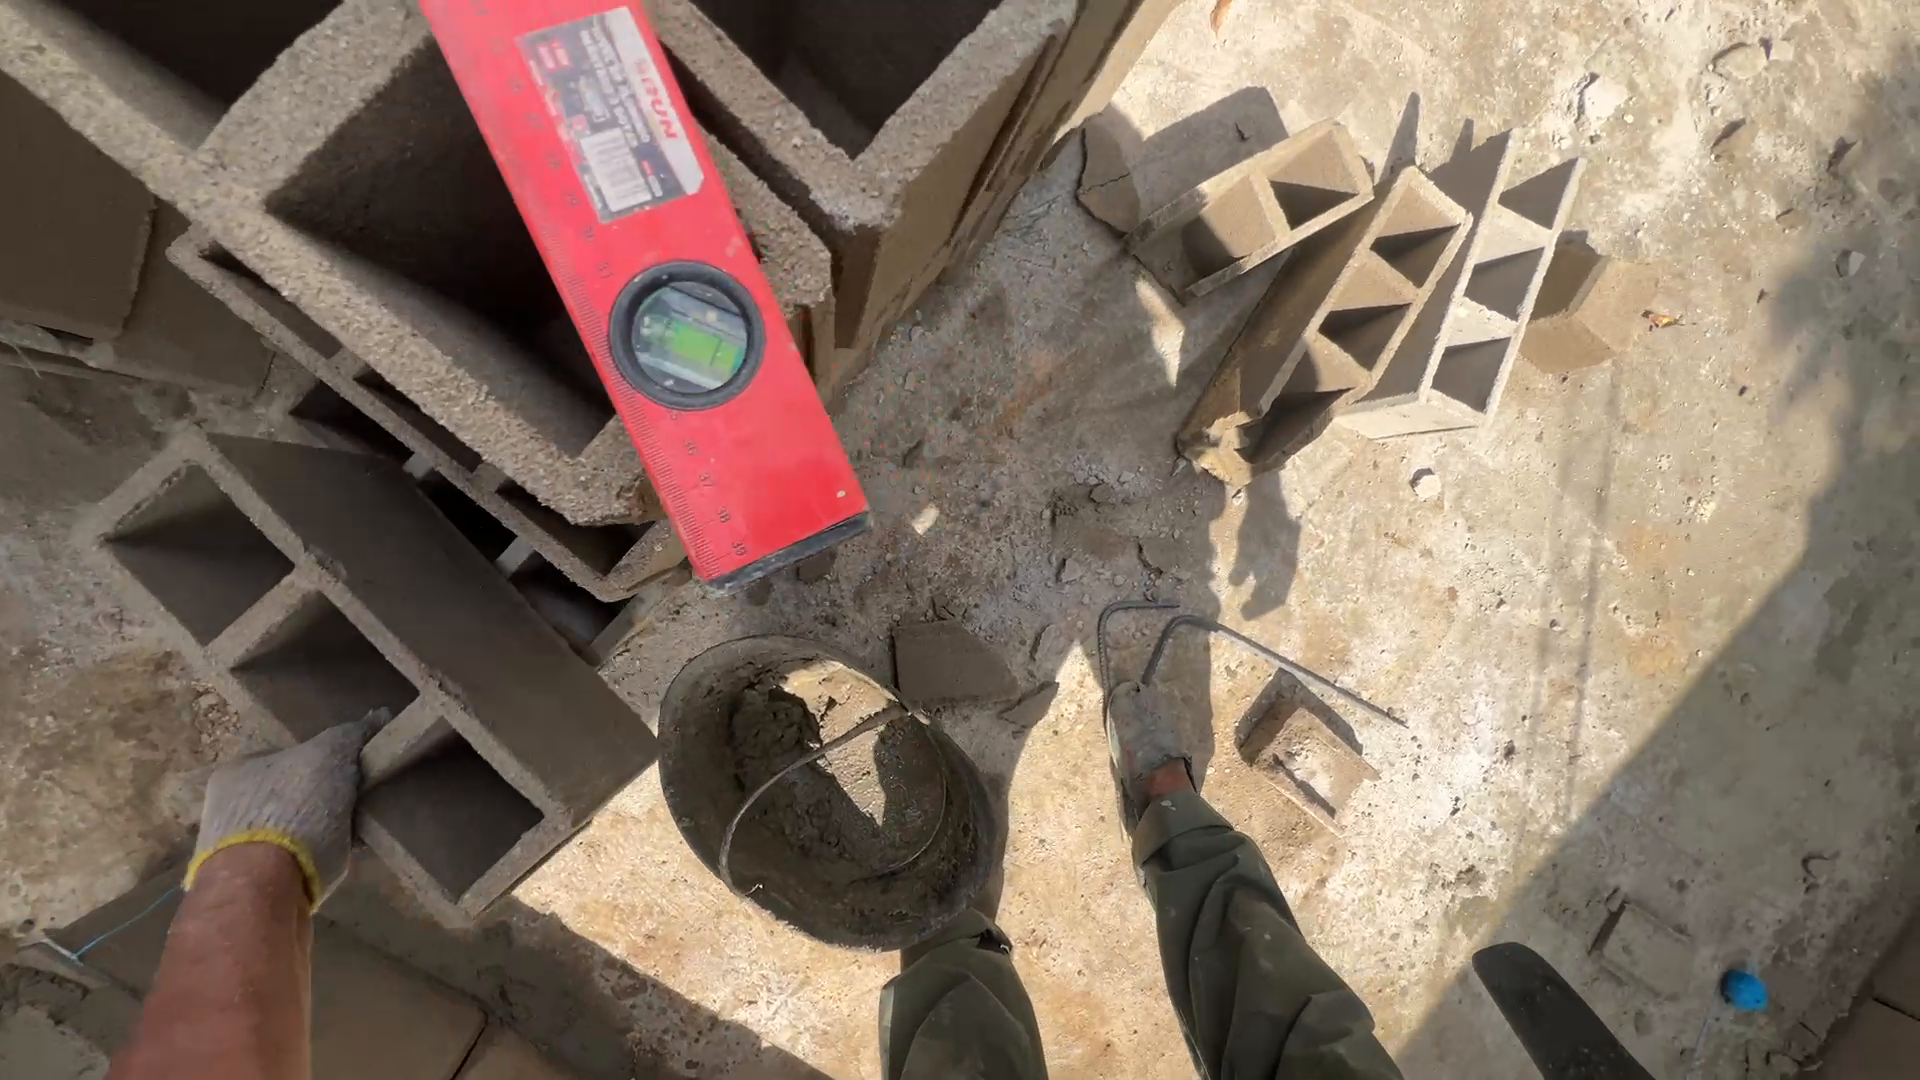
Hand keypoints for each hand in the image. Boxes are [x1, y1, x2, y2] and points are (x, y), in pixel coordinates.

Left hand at [185, 712, 383, 910]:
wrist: (264, 883)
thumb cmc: (292, 808)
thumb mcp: (331, 753)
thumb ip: (353, 732)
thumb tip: (380, 714)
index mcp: (237, 771)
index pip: (291, 754)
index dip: (328, 758)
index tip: (355, 767)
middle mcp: (228, 805)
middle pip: (295, 788)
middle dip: (328, 792)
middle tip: (361, 794)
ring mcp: (237, 845)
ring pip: (299, 820)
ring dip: (327, 822)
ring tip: (359, 823)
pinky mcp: (254, 879)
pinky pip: (300, 851)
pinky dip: (323, 848)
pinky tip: (346, 847)